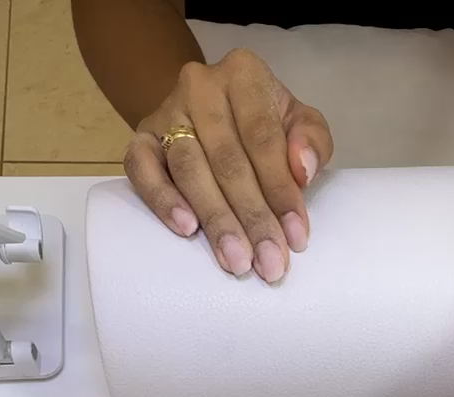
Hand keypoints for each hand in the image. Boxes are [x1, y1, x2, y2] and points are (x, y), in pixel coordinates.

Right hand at [123, 48, 331, 283]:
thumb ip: (312, 142)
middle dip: (253, 219)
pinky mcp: (140, 138)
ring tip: (235, 261)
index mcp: (244, 75)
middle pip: (228, 161)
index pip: (264, 139)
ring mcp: (165, 111)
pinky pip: (142, 168)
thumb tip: (303, 169)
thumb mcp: (298, 125)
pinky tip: (186, 229)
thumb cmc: (263, 125)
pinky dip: (162, 199)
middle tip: (268, 264)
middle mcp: (201, 86)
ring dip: (216, 220)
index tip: (297, 239)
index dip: (281, 192)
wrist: (210, 113)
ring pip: (190, 170)